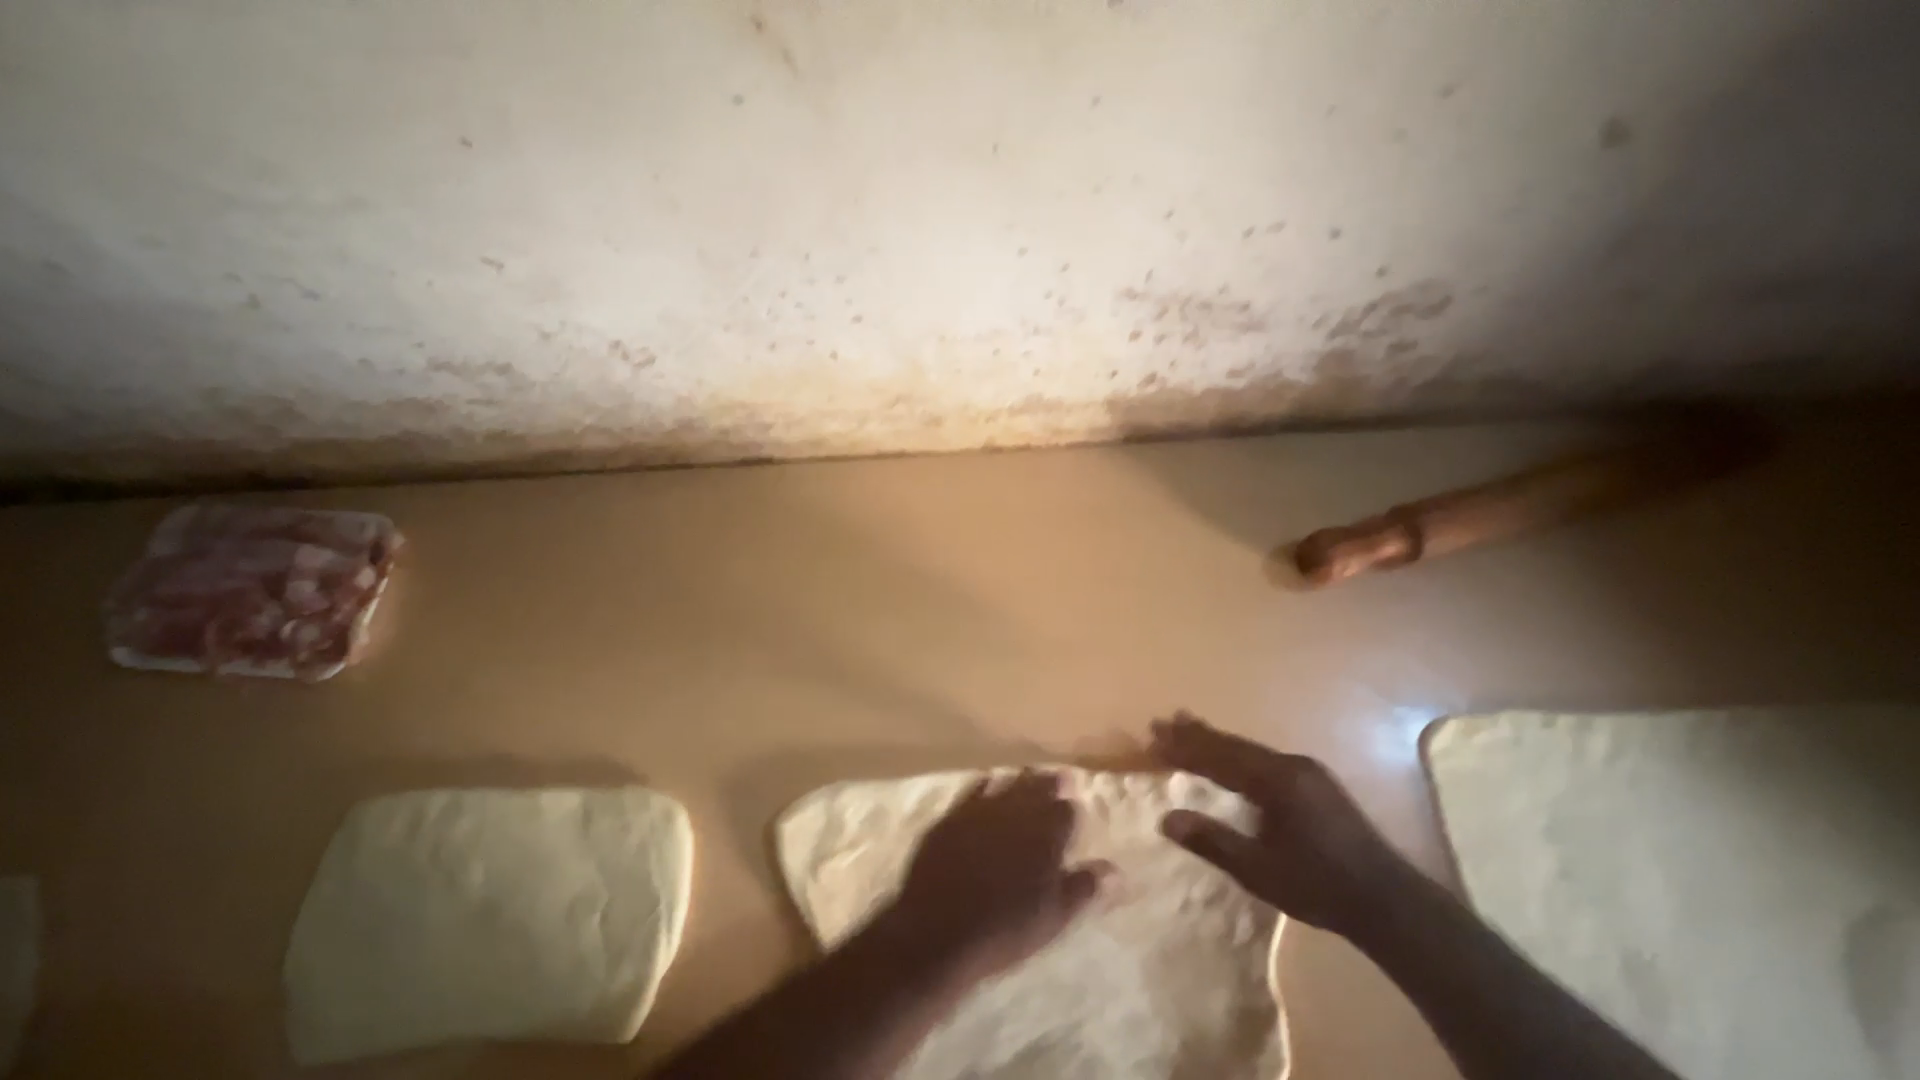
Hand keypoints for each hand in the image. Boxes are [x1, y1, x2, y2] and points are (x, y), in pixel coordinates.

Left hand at [885, 771, 1111, 980]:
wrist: (937, 931)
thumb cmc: (1004, 930)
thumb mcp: (1054, 917)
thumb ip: (1085, 888)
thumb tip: (1118, 870)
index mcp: (1047, 835)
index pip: (1067, 811)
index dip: (1073, 808)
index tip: (1076, 803)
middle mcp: (1016, 813)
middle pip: (1038, 787)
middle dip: (1050, 783)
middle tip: (1060, 777)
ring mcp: (980, 811)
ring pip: (1007, 783)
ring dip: (1021, 781)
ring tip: (1029, 777)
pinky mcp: (951, 818)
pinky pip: (974, 790)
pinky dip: (987, 786)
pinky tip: (988, 786)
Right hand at [1152, 711, 1417, 938]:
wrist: (1387, 900)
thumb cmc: (1318, 885)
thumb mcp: (1258, 870)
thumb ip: (1212, 841)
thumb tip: (1166, 819)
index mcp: (1275, 780)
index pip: (1219, 757)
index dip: (1184, 748)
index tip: (1153, 737)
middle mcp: (1291, 766)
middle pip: (1234, 745)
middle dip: (1197, 735)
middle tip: (1162, 722)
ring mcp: (1308, 773)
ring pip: (1251, 750)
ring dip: (1217, 741)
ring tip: (1188, 727)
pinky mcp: (1317, 786)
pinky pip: (1266, 760)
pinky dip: (1238, 754)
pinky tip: (1231, 758)